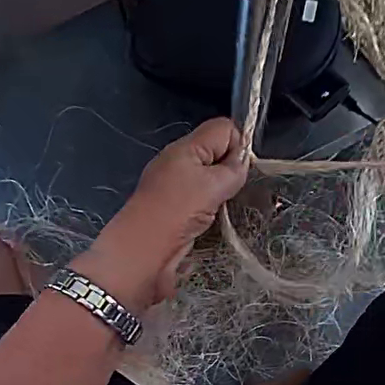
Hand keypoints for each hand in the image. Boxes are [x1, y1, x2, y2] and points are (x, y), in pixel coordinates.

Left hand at [74, 118, 247, 310]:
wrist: (142, 255)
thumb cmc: (176, 213)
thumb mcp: (212, 185)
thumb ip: (233, 169)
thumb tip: (242, 162)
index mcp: (185, 148)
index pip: (222, 129)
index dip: (239, 145)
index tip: (242, 172)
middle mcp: (178, 164)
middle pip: (216, 155)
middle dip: (231, 171)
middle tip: (232, 194)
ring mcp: (173, 189)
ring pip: (209, 181)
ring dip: (220, 194)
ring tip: (221, 211)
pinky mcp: (172, 213)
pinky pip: (200, 202)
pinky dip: (209, 211)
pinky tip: (210, 223)